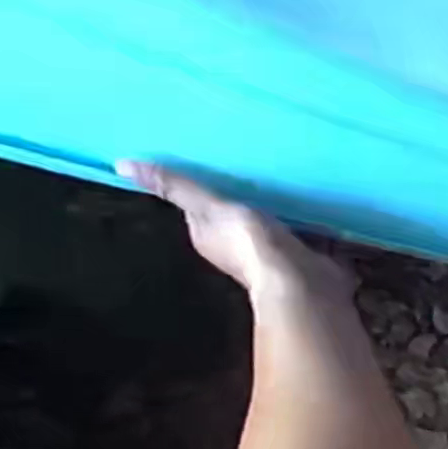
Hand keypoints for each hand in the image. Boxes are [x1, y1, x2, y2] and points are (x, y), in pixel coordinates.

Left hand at [117, 160, 351, 301]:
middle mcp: (241, 252)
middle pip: (241, 222)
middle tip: (261, 176)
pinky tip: (325, 212)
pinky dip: (318, 231)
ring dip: (286, 216)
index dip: (208, 195)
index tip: (220, 174)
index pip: (202, 213)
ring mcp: (280, 260)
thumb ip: (177, 187)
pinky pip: (313, 242)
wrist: (302, 283)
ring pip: (279, 232)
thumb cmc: (251, 245)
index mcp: (210, 239)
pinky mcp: (312, 265)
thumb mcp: (209, 208)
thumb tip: (122, 164)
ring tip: (296, 188)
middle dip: (249, 206)